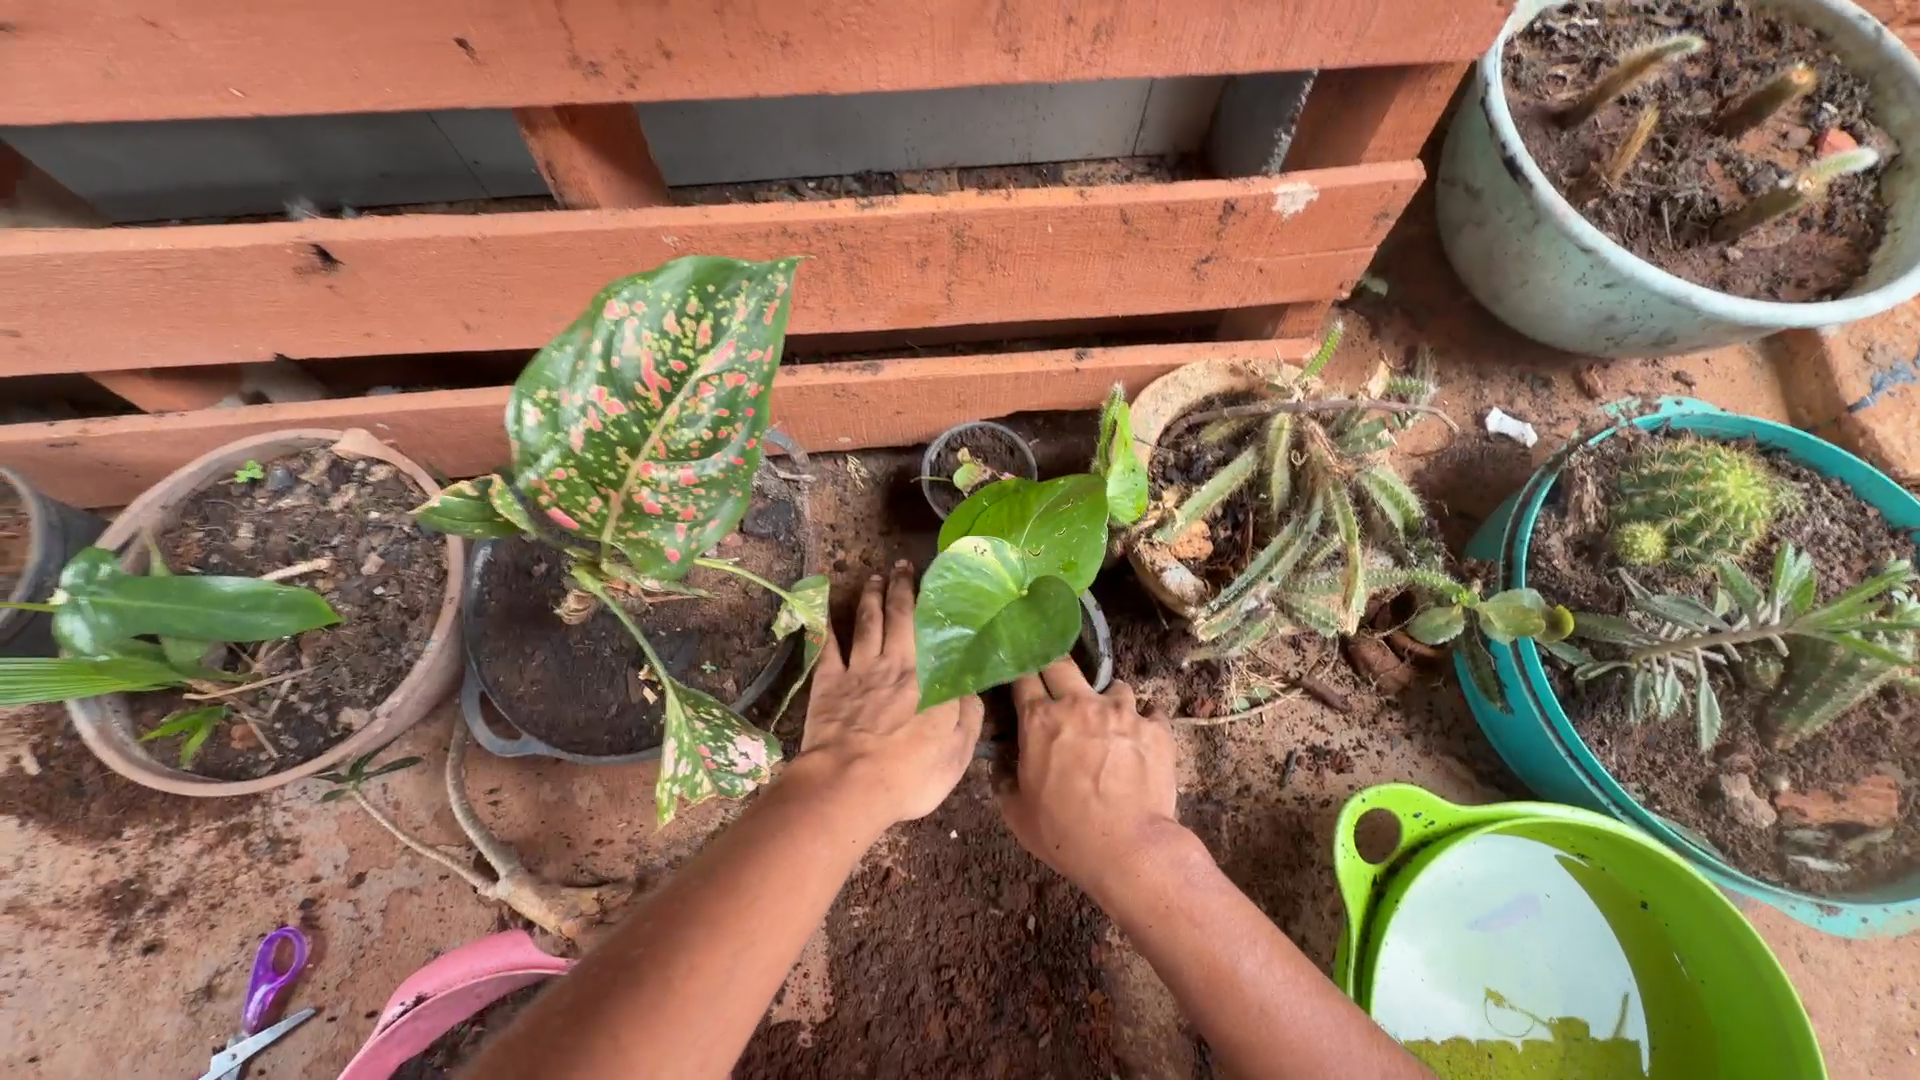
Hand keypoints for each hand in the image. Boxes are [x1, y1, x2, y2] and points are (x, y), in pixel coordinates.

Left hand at [793, 560, 983, 827]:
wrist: (849, 786)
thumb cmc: (909, 774)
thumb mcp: (956, 752)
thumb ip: (968, 715)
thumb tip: (971, 688)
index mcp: (927, 678)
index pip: (933, 632)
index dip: (933, 606)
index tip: (934, 584)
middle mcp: (894, 663)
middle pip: (897, 616)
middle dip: (900, 587)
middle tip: (902, 566)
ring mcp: (858, 671)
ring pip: (866, 623)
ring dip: (870, 597)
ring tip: (874, 578)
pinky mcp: (827, 684)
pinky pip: (828, 647)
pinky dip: (827, 624)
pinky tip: (826, 608)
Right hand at [996, 659, 1182, 898]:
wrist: (1130, 850)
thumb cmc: (1065, 834)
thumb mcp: (1016, 813)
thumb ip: (1003, 780)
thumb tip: (999, 764)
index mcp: (1040, 720)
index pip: (1023, 676)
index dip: (1021, 675)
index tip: (1022, 683)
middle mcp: (1080, 704)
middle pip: (1062, 664)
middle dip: (1056, 670)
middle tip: (1059, 688)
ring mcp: (1122, 712)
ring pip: (1114, 685)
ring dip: (1107, 699)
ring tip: (1109, 721)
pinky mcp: (1156, 728)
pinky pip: (1151, 712)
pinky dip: (1144, 722)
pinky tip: (1141, 740)